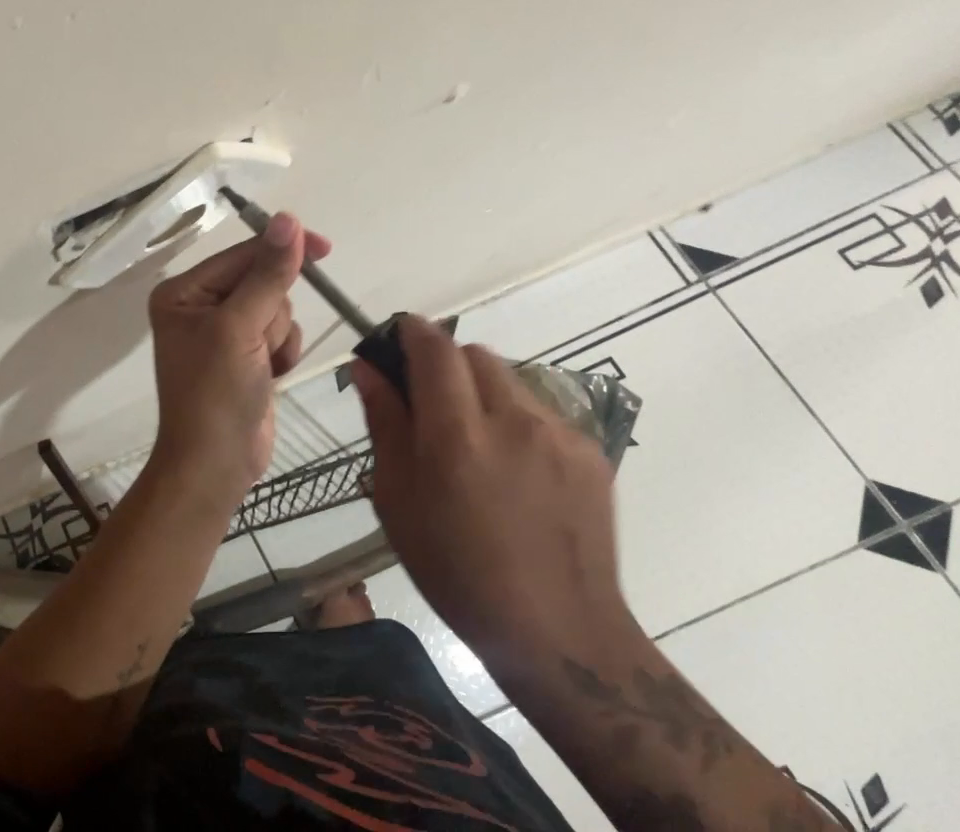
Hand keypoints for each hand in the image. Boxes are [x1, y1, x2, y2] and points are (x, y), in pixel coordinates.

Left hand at [147, 212, 330, 494]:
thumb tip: (287, 220)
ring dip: (279, 337)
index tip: (324, 247)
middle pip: (263, 282)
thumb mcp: (240, 329)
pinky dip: (283, 353)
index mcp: (182, 292)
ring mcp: (222, 332)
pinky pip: (281, 335)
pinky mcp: (244, 356)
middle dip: (273, 313)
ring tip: (260, 366)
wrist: (215, 463)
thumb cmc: (215, 394)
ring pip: (278, 309)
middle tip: (259, 345)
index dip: (282, 250)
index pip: (241, 256)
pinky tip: (269, 377)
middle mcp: (198, 306)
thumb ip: (268, 275)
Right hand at [352, 316, 639, 666]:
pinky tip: (510, 471)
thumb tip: (368, 369)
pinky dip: (515, 422)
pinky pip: (542, 413)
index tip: (393, 338)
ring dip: (480, 392)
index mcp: (456, 435)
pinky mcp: (590, 453)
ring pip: (510, 380)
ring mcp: (559, 434)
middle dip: (444, 364)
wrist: (555, 629)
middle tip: (425, 404)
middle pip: (474, 355)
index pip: (434, 348)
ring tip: (471, 445)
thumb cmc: (453, 569)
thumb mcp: (397, 499)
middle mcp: (512, 420)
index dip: (410, 331)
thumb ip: (385, 424)